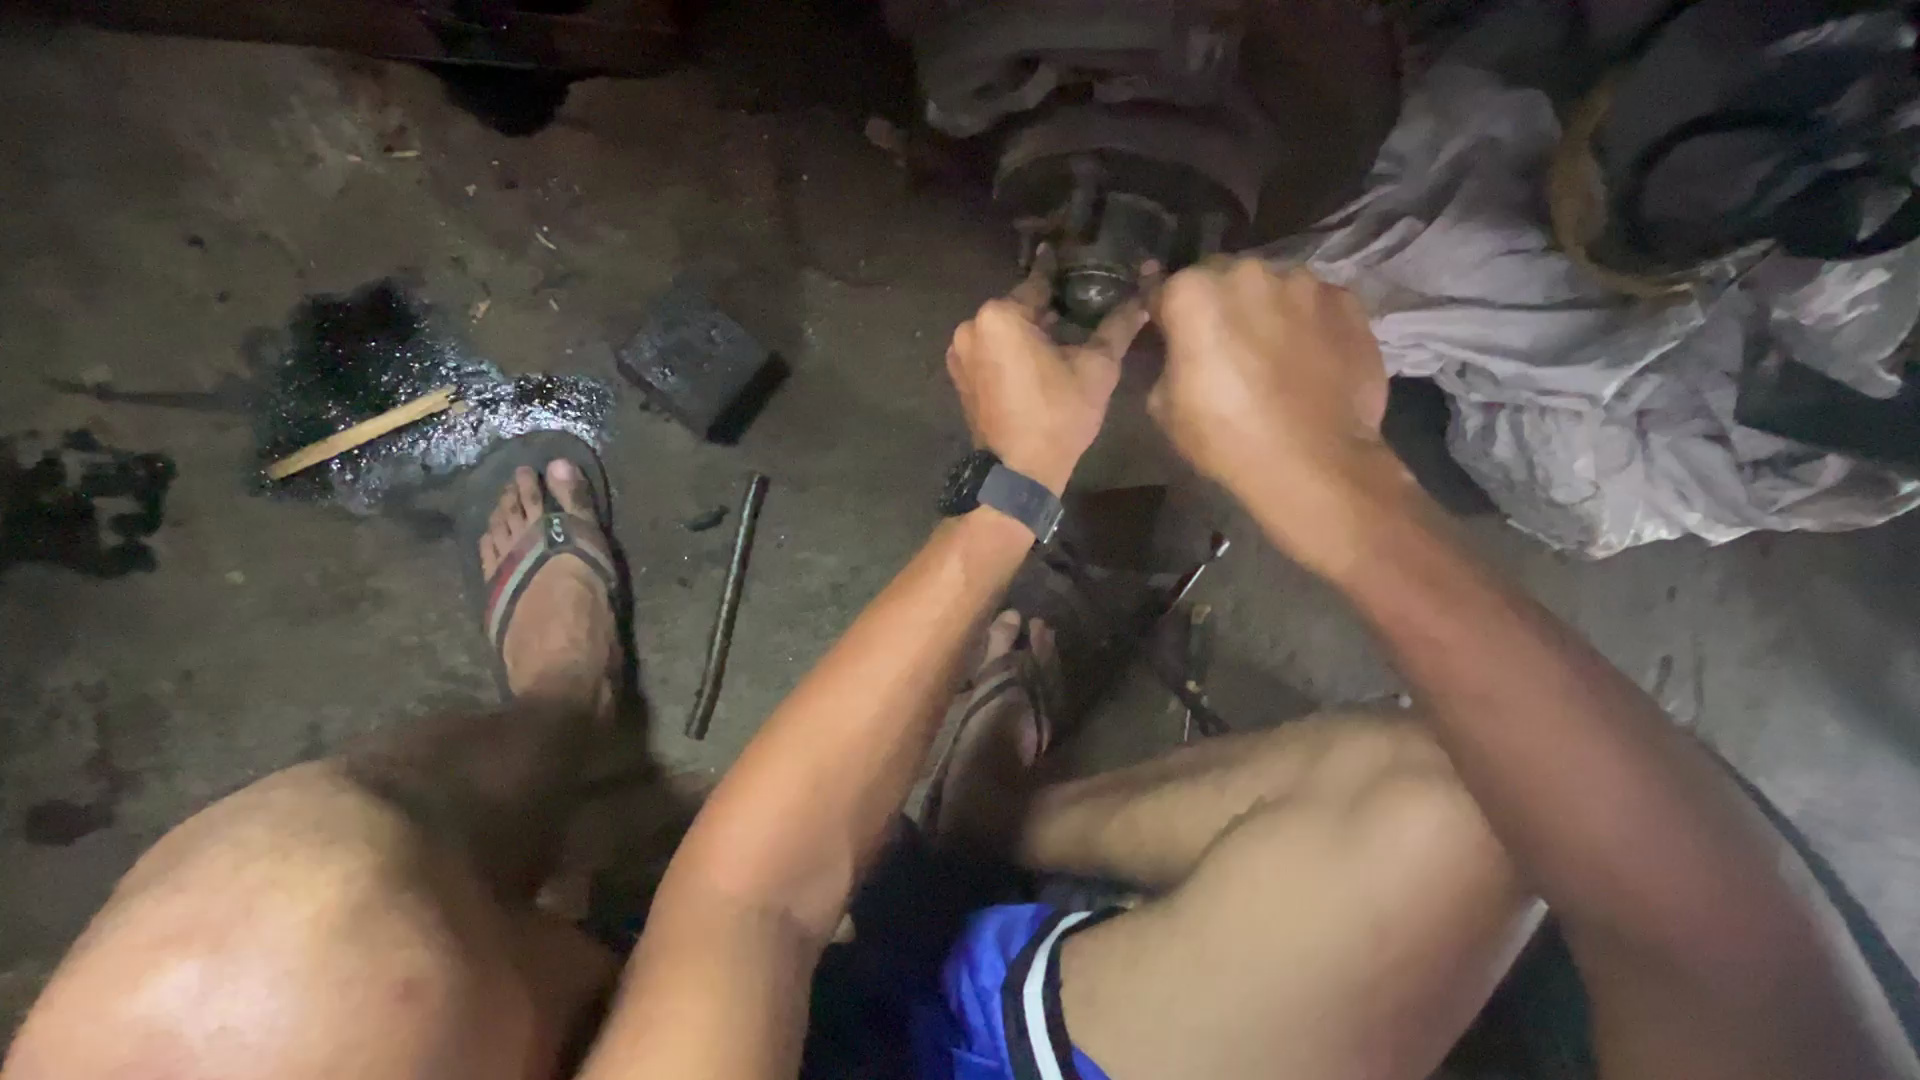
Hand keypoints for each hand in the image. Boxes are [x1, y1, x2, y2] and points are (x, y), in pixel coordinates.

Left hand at [945, 253, 1149, 493]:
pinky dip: (1010, 354)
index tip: (1080, 267)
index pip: (1039, 284)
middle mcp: (970, 327)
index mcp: (999, 316)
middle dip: (1047, 313)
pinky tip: (1037, 367)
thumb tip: (1142, 302)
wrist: (1020, 472)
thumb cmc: (1058, 417)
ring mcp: (959, 354)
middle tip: (1080, 318)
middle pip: (1019, 309)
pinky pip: (990, 353)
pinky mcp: (959, 378)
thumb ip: (1116, 328)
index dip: (1065, 279)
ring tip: (1061, 346)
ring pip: (1003, 332)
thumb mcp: (1095, 369)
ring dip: (1028, 335)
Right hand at [1148, 259, 1406, 569]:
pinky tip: (1308, 358)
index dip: (1164, 317)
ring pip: (1271, 288)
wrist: (1313, 460)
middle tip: (1222, 347)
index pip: (1165, 291)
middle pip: (1221, 279)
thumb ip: (1167, 362)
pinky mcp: (1346, 301)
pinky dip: (1307, 322)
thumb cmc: (1225, 436)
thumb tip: (1178, 353)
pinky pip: (1314, 304)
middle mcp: (1247, 272)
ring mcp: (1303, 282)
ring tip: (1272, 353)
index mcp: (1192, 293)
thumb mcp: (1163, 407)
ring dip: (1265, 310)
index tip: (1168, 338)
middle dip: (1217, 305)